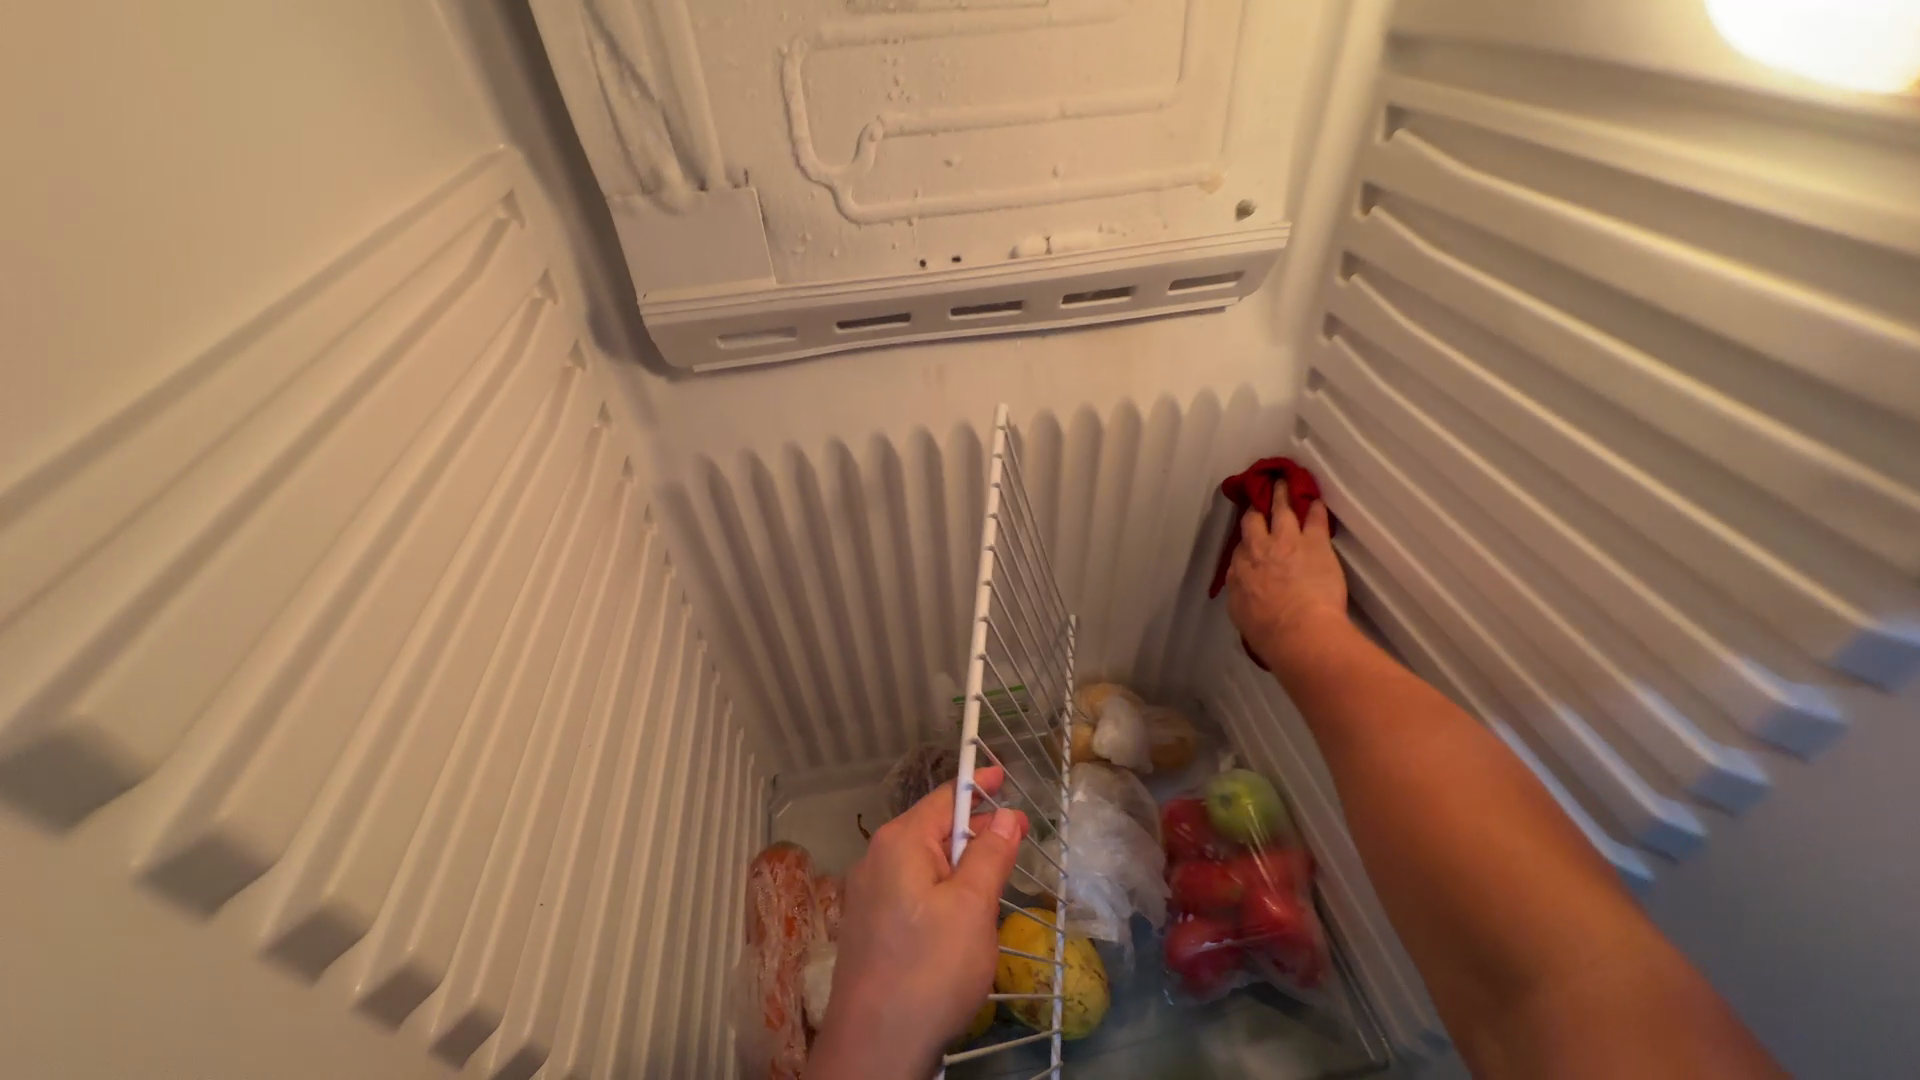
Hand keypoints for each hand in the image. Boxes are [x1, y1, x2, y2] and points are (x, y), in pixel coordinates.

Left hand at [807, 766, 1027, 1078]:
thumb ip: (990, 855)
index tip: (1006, 777)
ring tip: (994, 882)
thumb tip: (1006, 815)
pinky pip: (911, 890)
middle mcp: (877, 858)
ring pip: (924, 862)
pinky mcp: (869, 926)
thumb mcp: (973, 907)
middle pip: (934, 828)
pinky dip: (941, 890)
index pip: (946, 797)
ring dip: (960, 865)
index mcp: (900, 841)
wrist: (874, 1048)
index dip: (979, 786)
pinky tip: (960, 918)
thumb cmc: (929, 969)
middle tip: (1017, 839)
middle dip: (975, 831)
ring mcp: (868, 894)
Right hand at [1227, 501, 1346, 666]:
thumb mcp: (1239, 614)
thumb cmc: (1267, 633)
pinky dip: (1314, 507)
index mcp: (1238, 571)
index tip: (1251, 540)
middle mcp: (1258, 550)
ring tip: (1282, 482)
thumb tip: (1242, 586)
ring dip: (1281, 495)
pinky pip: (1314, 519)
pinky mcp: (1314, 542)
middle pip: (1253, 521)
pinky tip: (1316, 500)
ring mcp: (1286, 542)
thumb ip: (1240, 594)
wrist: (1298, 630)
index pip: (1240, 549)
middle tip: (1259, 498)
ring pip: (1281, 510)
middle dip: (1256, 509)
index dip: (1247, 542)